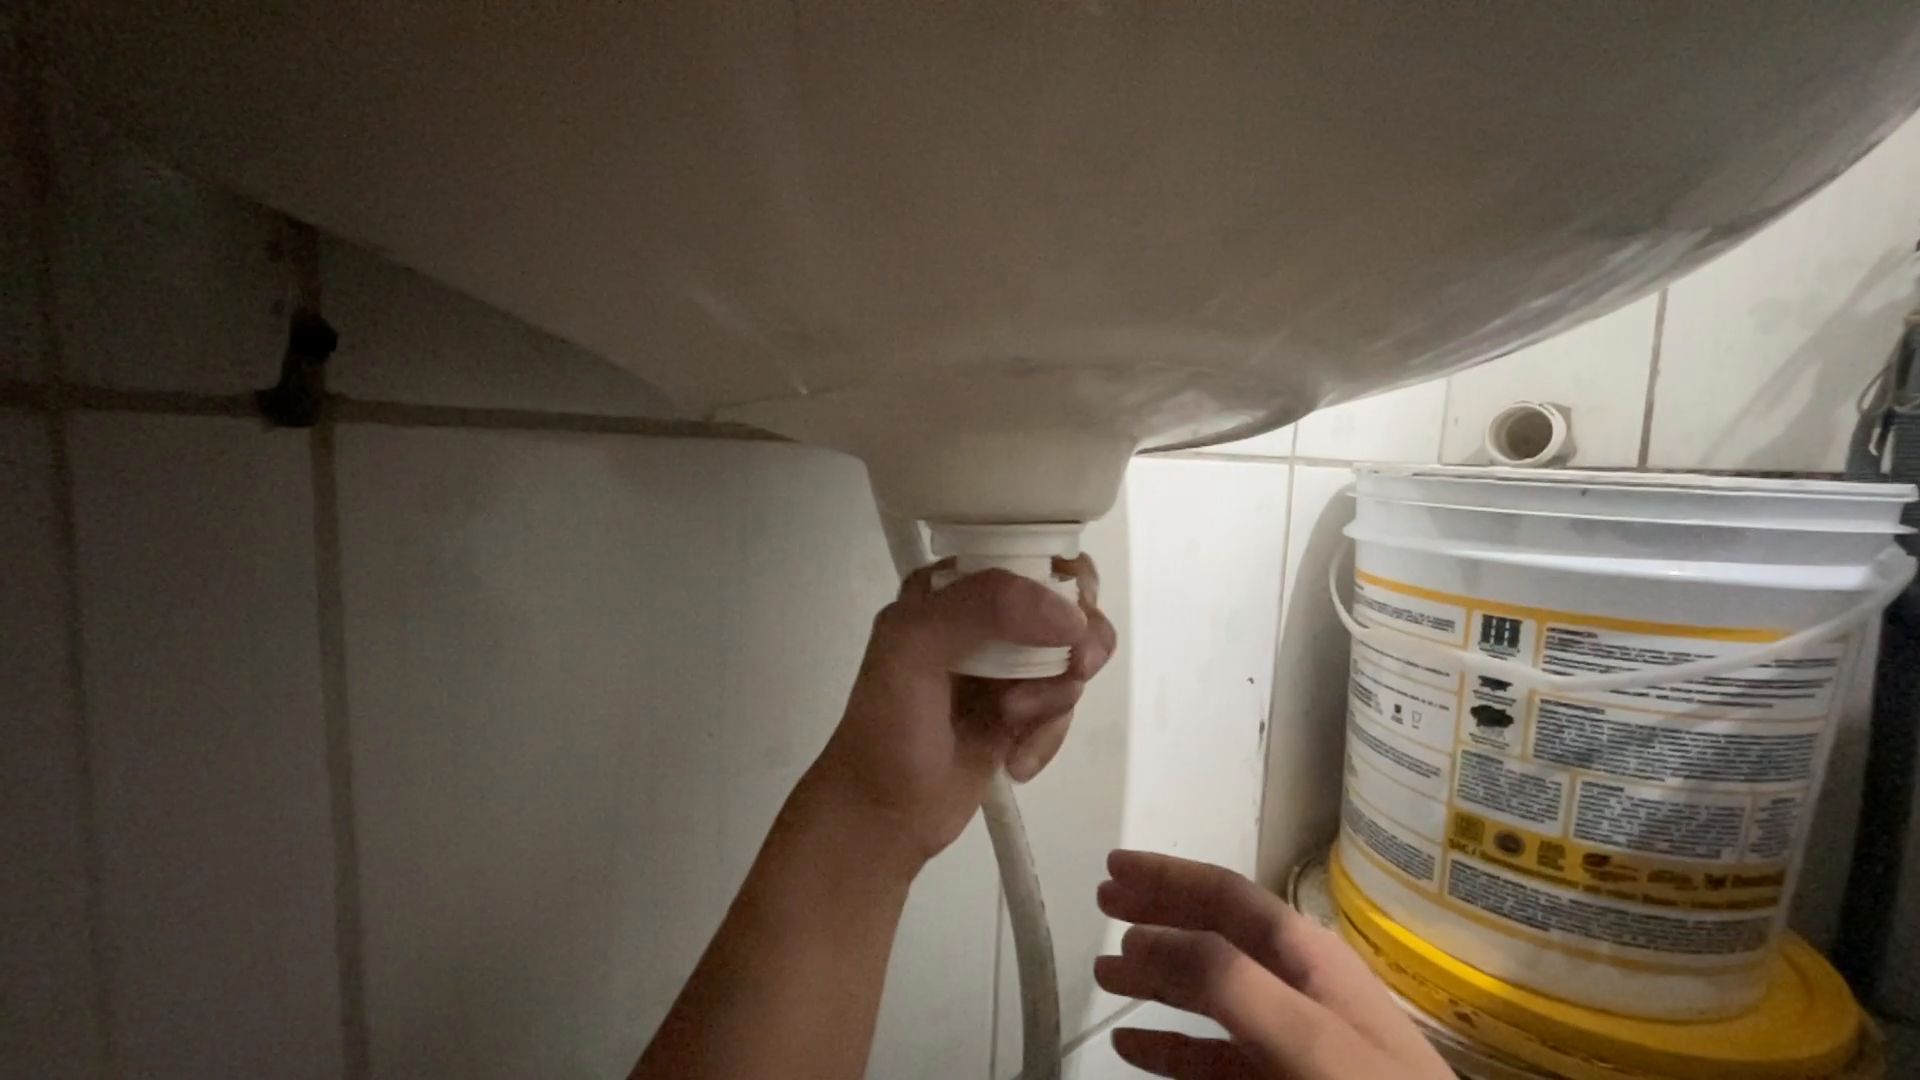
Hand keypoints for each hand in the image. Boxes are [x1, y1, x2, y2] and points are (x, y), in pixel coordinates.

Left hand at [808, 556, 1116, 864]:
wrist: (884, 814)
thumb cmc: (888, 726)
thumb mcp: (913, 649)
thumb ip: (981, 609)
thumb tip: (1069, 615)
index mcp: (952, 586)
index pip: (1027, 553)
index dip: (1062, 583)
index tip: (1065, 626)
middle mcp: (983, 618)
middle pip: (1068, 604)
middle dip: (1076, 643)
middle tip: (1072, 671)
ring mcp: (1007, 664)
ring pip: (1075, 657)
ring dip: (1056, 697)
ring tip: (1014, 725)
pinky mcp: (1024, 708)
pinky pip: (1067, 705)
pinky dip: (1051, 735)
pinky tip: (1016, 760)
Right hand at [1093, 850, 1452, 1079]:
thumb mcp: (1307, 1038)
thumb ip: (1226, 981)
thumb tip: (1141, 936)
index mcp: (1302, 955)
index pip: (1222, 893)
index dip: (1165, 875)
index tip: (1112, 867)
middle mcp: (1294, 986)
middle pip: (1210, 932)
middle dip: (1154, 913)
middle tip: (1101, 905)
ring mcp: (1290, 1039)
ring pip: (1206, 992)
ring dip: (1153, 977)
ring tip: (1103, 974)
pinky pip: (1212, 1055)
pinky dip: (1169, 1044)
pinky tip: (1134, 1048)